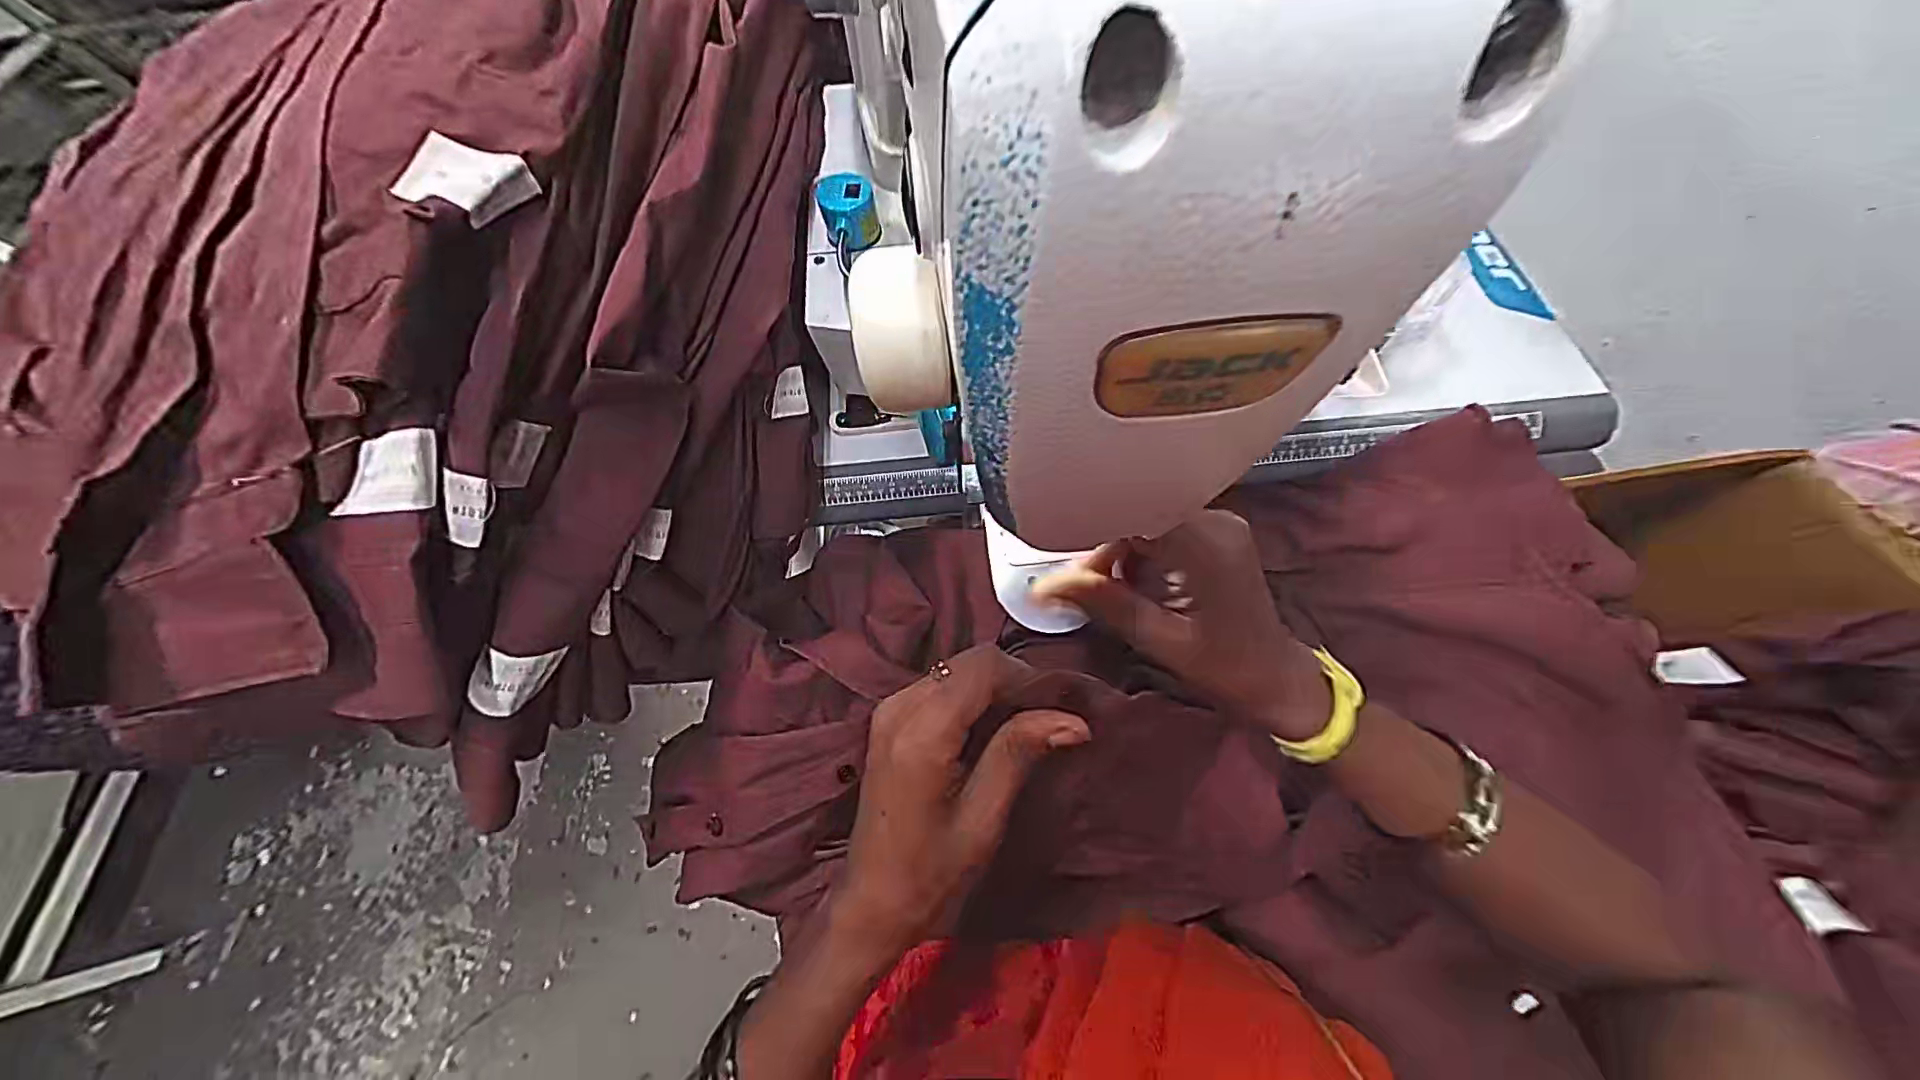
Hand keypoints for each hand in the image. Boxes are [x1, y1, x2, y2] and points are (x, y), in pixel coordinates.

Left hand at [834, 645, 1089, 952]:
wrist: (871, 901)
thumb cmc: (931, 873)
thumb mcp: (983, 818)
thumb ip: (1018, 753)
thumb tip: (1073, 719)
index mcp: (921, 731)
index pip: (983, 667)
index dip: (1028, 678)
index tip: (1061, 706)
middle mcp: (898, 706)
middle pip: (968, 662)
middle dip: (1014, 680)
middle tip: (1050, 716)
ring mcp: (888, 709)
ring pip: (955, 670)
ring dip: (994, 687)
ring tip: (1028, 723)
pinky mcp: (888, 718)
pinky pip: (939, 686)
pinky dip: (972, 696)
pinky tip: (992, 728)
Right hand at [1033, 509, 1332, 740]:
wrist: (1273, 676)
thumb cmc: (1225, 667)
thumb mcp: (1158, 639)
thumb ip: (1104, 603)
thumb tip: (1043, 587)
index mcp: (1207, 544)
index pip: (1138, 503)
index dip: (1093, 512)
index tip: (1056, 535)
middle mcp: (1216, 521)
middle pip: (1138, 508)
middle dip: (1100, 540)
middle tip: (1078, 580)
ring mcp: (1216, 524)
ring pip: (1143, 517)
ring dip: (1116, 549)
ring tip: (1103, 587)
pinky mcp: (1211, 533)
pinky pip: (1157, 527)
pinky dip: (1134, 551)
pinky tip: (1127, 581)